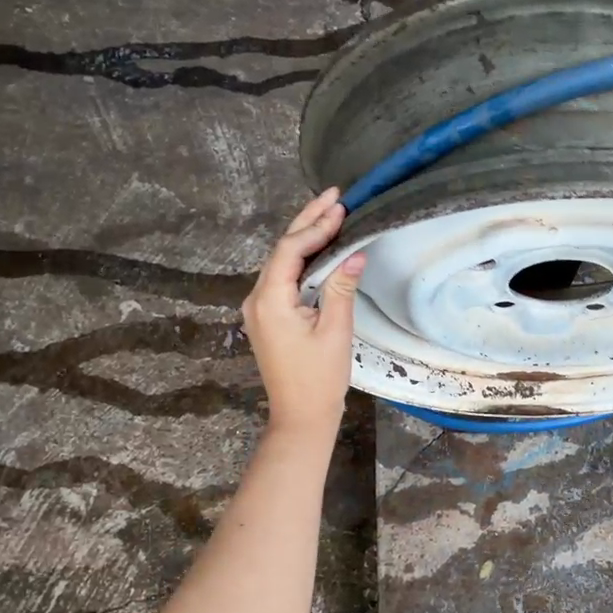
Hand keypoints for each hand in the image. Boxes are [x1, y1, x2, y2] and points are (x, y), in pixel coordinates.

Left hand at [241, 188, 365, 439]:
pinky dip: (303, 260)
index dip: (315, 226)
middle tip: (333, 196)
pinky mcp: (268, 318)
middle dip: (308, 222)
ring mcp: (259, 309)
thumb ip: (341, 289)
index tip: (340, 207)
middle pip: (282, 251)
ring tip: (330, 215)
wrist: (301, 416)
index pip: (290, 250)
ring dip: (306, 239)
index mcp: (269, 300)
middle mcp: (257, 299)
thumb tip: (354, 254)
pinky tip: (320, 250)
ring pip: (282, 263)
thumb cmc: (319, 378)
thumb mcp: (335, 331)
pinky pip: (284, 279)